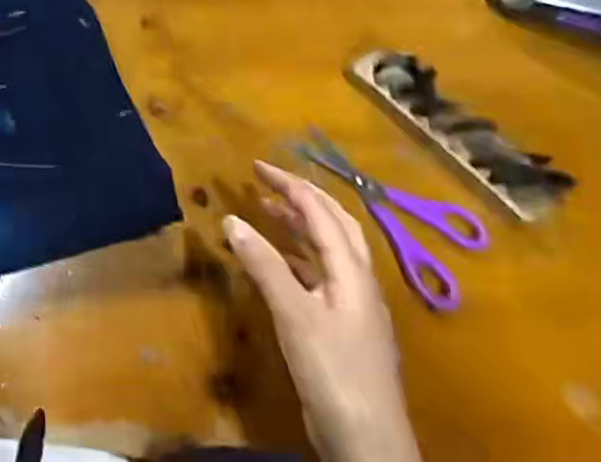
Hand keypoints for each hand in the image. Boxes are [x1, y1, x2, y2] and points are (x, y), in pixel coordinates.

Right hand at [223, 160, 422, 461]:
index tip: (255, 166)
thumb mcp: (293, 314)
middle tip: (266, 181)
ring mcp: (354, 305)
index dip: (289, 185)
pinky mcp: (344, 326)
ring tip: (268, 210)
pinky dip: (298, 254)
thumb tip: (231, 219)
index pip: (320, 213)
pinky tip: (277, 260)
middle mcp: (358, 281)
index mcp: (351, 272)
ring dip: (301, 223)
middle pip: (335, 225)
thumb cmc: (333, 371)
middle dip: (301, 196)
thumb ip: (263, 265)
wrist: (369, 443)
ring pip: (330, 249)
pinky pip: (322, 272)